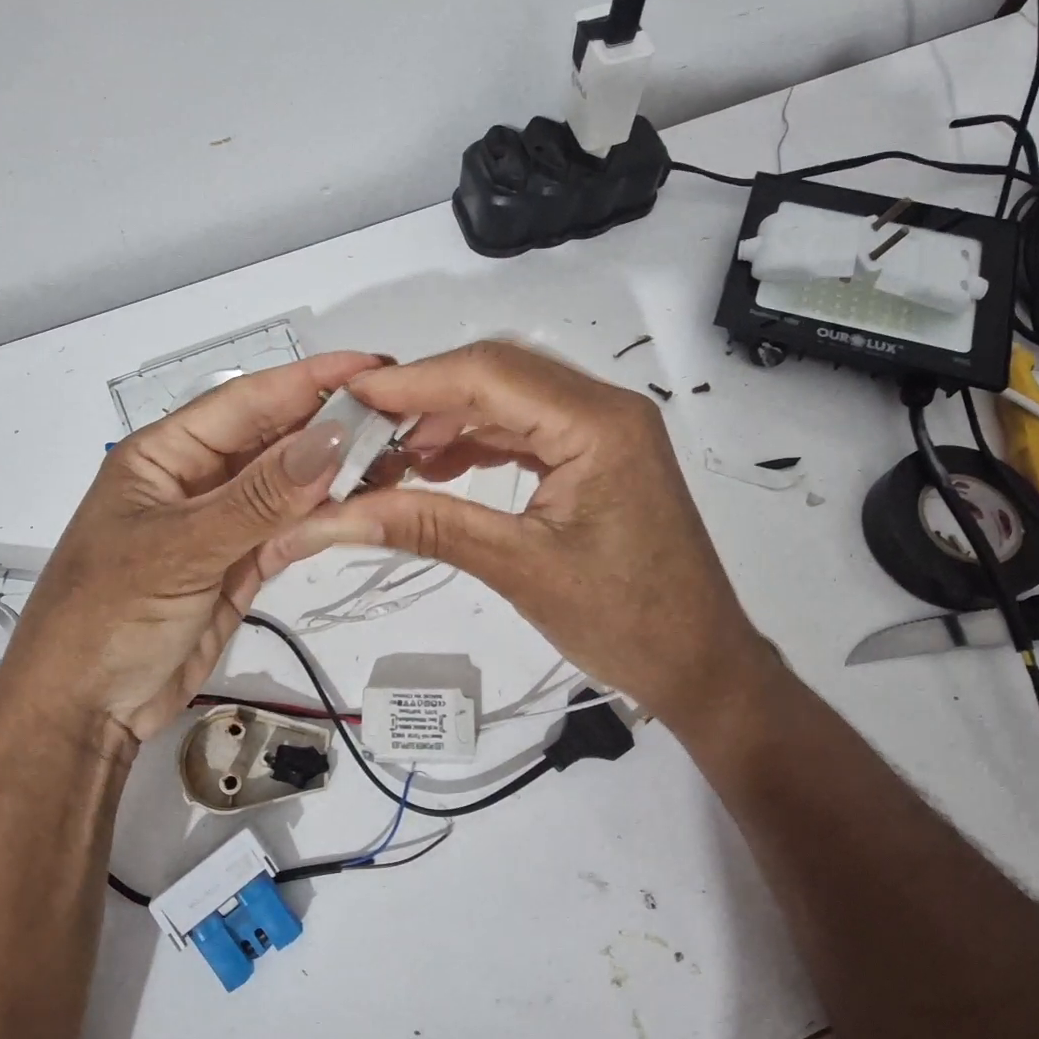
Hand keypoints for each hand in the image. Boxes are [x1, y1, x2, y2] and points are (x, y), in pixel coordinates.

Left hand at [0, 352, 384, 742]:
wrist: (82, 710)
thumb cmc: (109, 616)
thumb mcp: (181, 549)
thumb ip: (259, 497)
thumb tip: (333, 438)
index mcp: (165, 454)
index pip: (246, 401)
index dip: (310, 381)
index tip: (375, 368)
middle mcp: (195, 479)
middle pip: (273, 440)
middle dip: (332, 425)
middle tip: (403, 417)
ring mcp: (220, 524)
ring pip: (287, 487)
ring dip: (336, 474)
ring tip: (399, 459)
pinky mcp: (238, 566)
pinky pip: (288, 532)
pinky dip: (322, 522)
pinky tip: (364, 507)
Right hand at [272, 341, 771, 722]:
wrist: (700, 663)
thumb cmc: (625, 622)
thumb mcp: (520, 570)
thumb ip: (430, 526)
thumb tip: (338, 515)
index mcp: (599, 425)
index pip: (490, 374)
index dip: (414, 382)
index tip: (351, 399)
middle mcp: (606, 410)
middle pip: (499, 376)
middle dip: (427, 399)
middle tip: (363, 430)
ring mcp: (606, 431)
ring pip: (511, 401)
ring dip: (450, 421)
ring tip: (392, 456)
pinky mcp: (599, 457)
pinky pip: (528, 431)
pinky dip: (480, 443)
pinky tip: (438, 468)